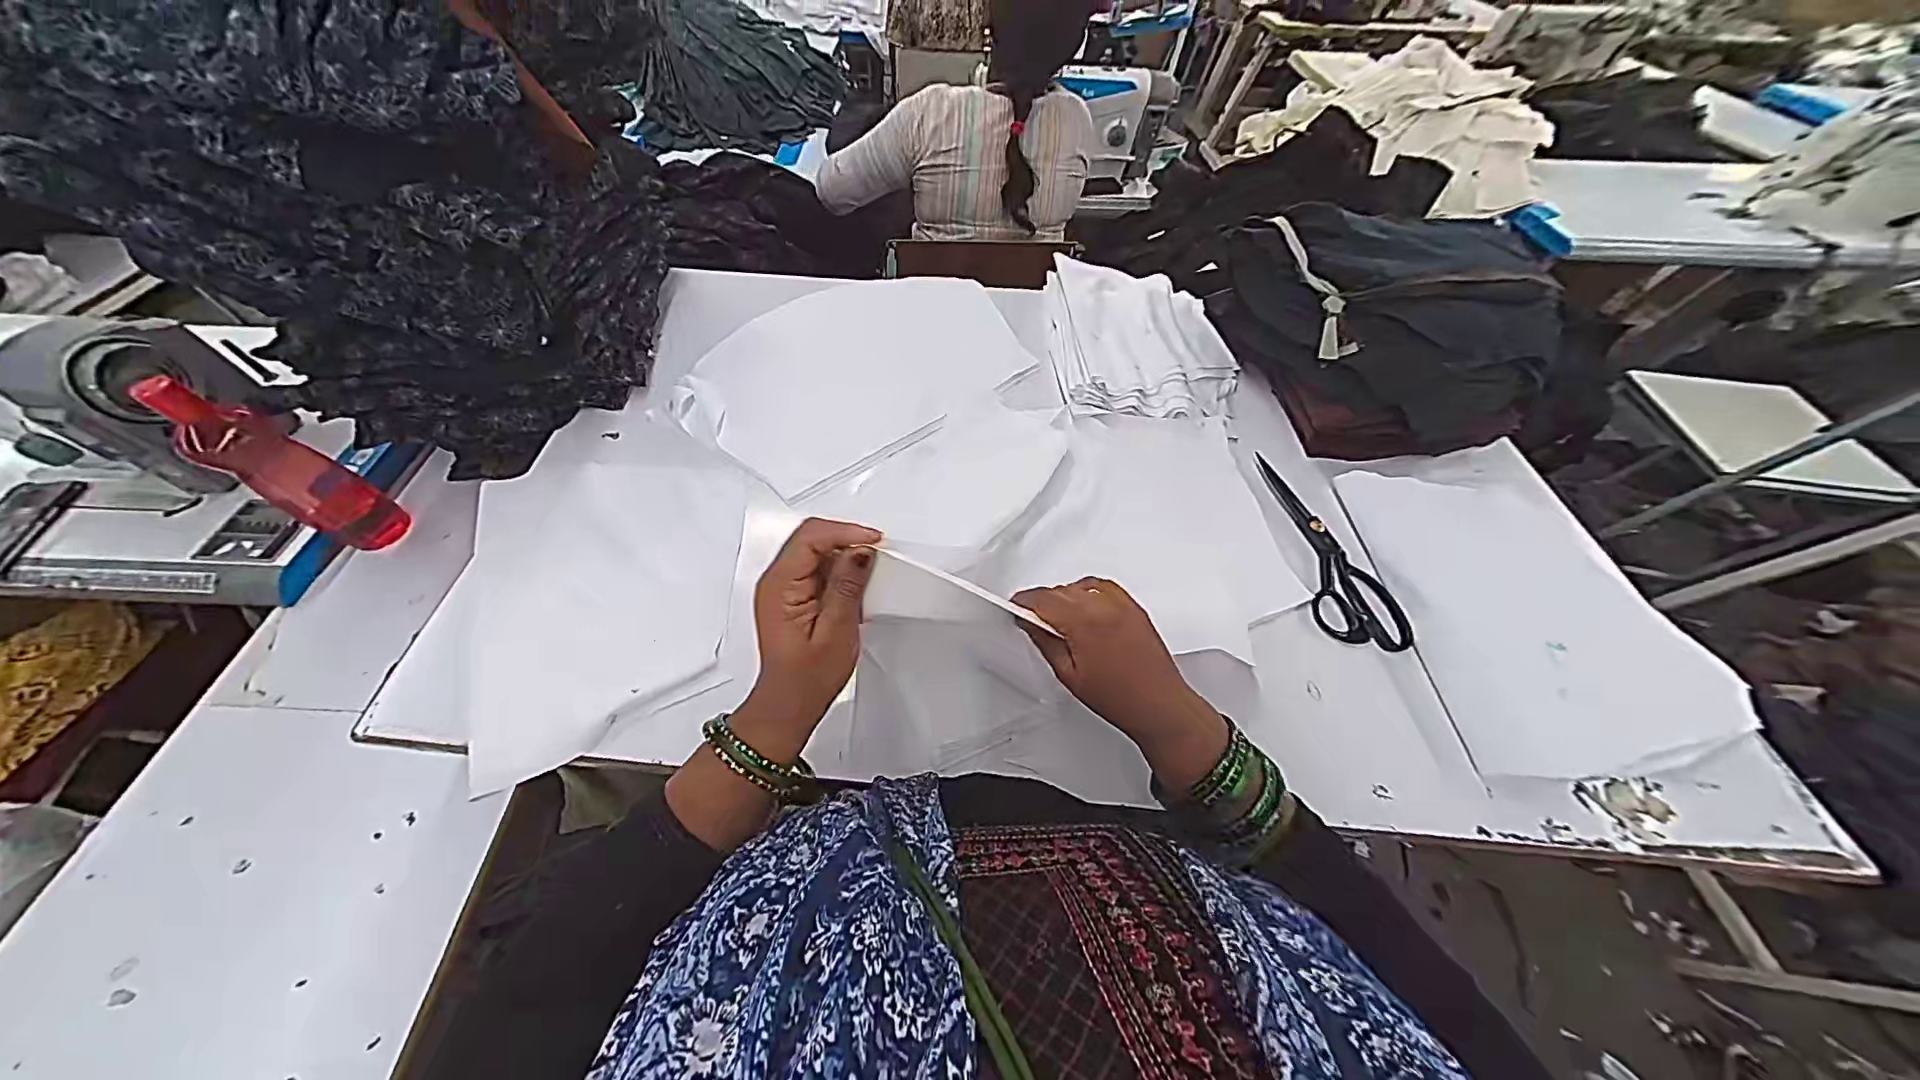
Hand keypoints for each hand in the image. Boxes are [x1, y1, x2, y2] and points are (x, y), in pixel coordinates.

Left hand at [667, 517, 879, 852]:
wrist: (789, 704)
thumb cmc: (805, 679)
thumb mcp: (836, 631)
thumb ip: (847, 586)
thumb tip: (860, 552)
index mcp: (779, 586)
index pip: (811, 537)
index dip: (845, 532)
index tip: (873, 540)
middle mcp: (776, 582)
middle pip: (811, 538)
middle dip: (846, 540)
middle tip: (875, 553)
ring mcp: (783, 588)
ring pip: (817, 552)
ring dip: (845, 557)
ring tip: (867, 577)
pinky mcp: (794, 596)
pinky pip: (818, 569)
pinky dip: (840, 572)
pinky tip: (854, 590)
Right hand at [1013, 578, 1229, 790]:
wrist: (1159, 705)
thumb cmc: (1121, 698)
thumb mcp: (1069, 674)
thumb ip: (1045, 642)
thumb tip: (1030, 623)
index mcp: (1084, 622)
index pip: (1043, 599)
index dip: (1024, 602)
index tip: (1016, 607)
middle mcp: (1104, 607)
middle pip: (1060, 590)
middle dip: (1043, 602)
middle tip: (1034, 620)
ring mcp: (1122, 605)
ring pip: (1081, 585)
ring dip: (1065, 596)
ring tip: (1060, 619)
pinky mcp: (1134, 608)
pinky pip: (1104, 586)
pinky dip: (1089, 591)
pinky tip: (1084, 607)